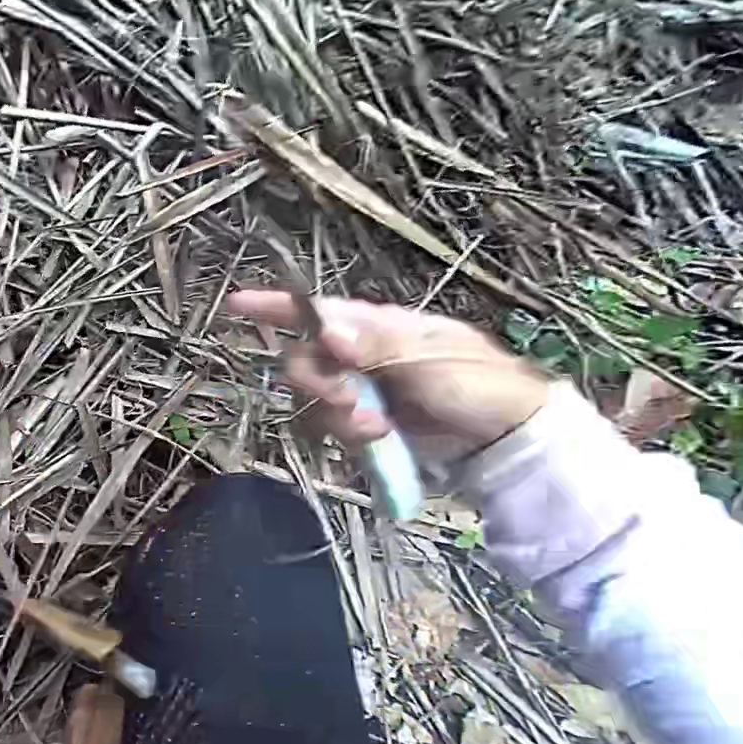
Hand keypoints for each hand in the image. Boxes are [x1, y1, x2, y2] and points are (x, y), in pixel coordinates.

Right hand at [227, 291, 548, 466]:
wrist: (504, 440)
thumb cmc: (479, 384)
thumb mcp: (434, 358)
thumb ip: (378, 345)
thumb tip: (327, 330)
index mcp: (377, 327)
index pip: (318, 312)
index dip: (276, 307)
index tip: (238, 304)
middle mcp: (358, 356)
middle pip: (303, 361)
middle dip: (317, 383)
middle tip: (347, 400)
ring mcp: (358, 391)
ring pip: (312, 399)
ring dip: (336, 416)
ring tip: (376, 428)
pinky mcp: (359, 424)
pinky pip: (328, 427)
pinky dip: (345, 435)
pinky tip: (376, 439)